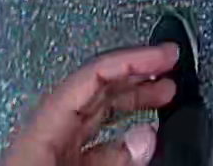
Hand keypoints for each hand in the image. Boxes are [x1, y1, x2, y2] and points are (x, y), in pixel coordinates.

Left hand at [0, 43, 177, 165]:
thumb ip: (112, 162)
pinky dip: (121, 141)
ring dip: (133, 105)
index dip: (132, 60)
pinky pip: (95, 148)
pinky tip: (143, 145)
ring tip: (165, 98)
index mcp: (41, 132)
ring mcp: (51, 159)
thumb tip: (147, 136)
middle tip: (171, 68)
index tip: (165, 57)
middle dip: (136, 76)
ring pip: (97, 117)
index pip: (93, 75)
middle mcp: (46, 138)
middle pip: (96, 90)